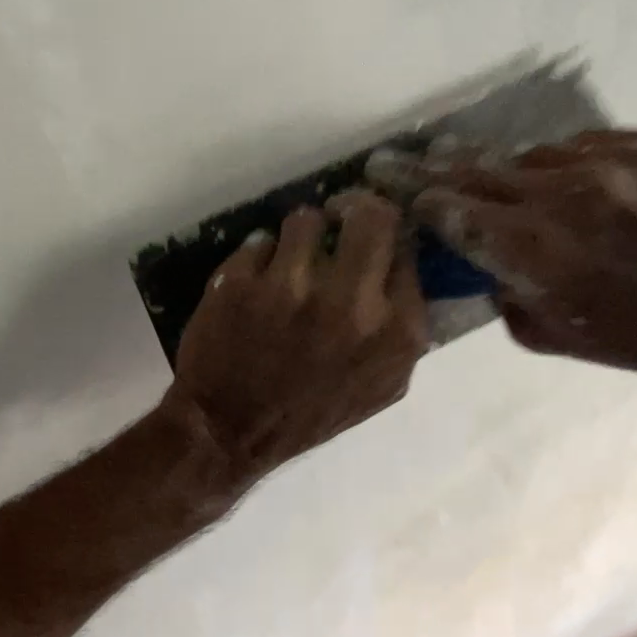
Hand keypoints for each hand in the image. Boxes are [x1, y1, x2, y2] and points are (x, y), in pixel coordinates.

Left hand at [165, 193, 427, 487]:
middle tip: (339, 212)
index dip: (386, 233)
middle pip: (369, 215)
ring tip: (289, 254)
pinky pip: (257, 242)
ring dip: (298, 233)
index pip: (407, 248)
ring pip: (305, 219)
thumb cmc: (309, 412)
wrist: (228, 430)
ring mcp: (292, 288)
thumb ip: (399, 328)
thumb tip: (402, 265)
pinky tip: (252, 283)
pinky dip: (255, 257)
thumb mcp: (381, 385)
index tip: (368, 229)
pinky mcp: (241, 282)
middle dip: (353, 206)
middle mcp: (351, 302)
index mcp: (397, 330)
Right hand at [405, 130, 636, 393]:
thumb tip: (481, 256)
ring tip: (514, 188)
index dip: (417, 195)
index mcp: (538, 245)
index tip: (386, 181)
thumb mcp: (550, 333)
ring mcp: (624, 160)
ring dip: (516, 172)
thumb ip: (502, 287)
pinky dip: (575, 164)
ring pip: (537, 154)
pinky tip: (583, 187)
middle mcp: (572, 191)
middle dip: (437, 169)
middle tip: (399, 159)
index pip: (452, 206)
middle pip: (481, 169)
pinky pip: (593, 144)